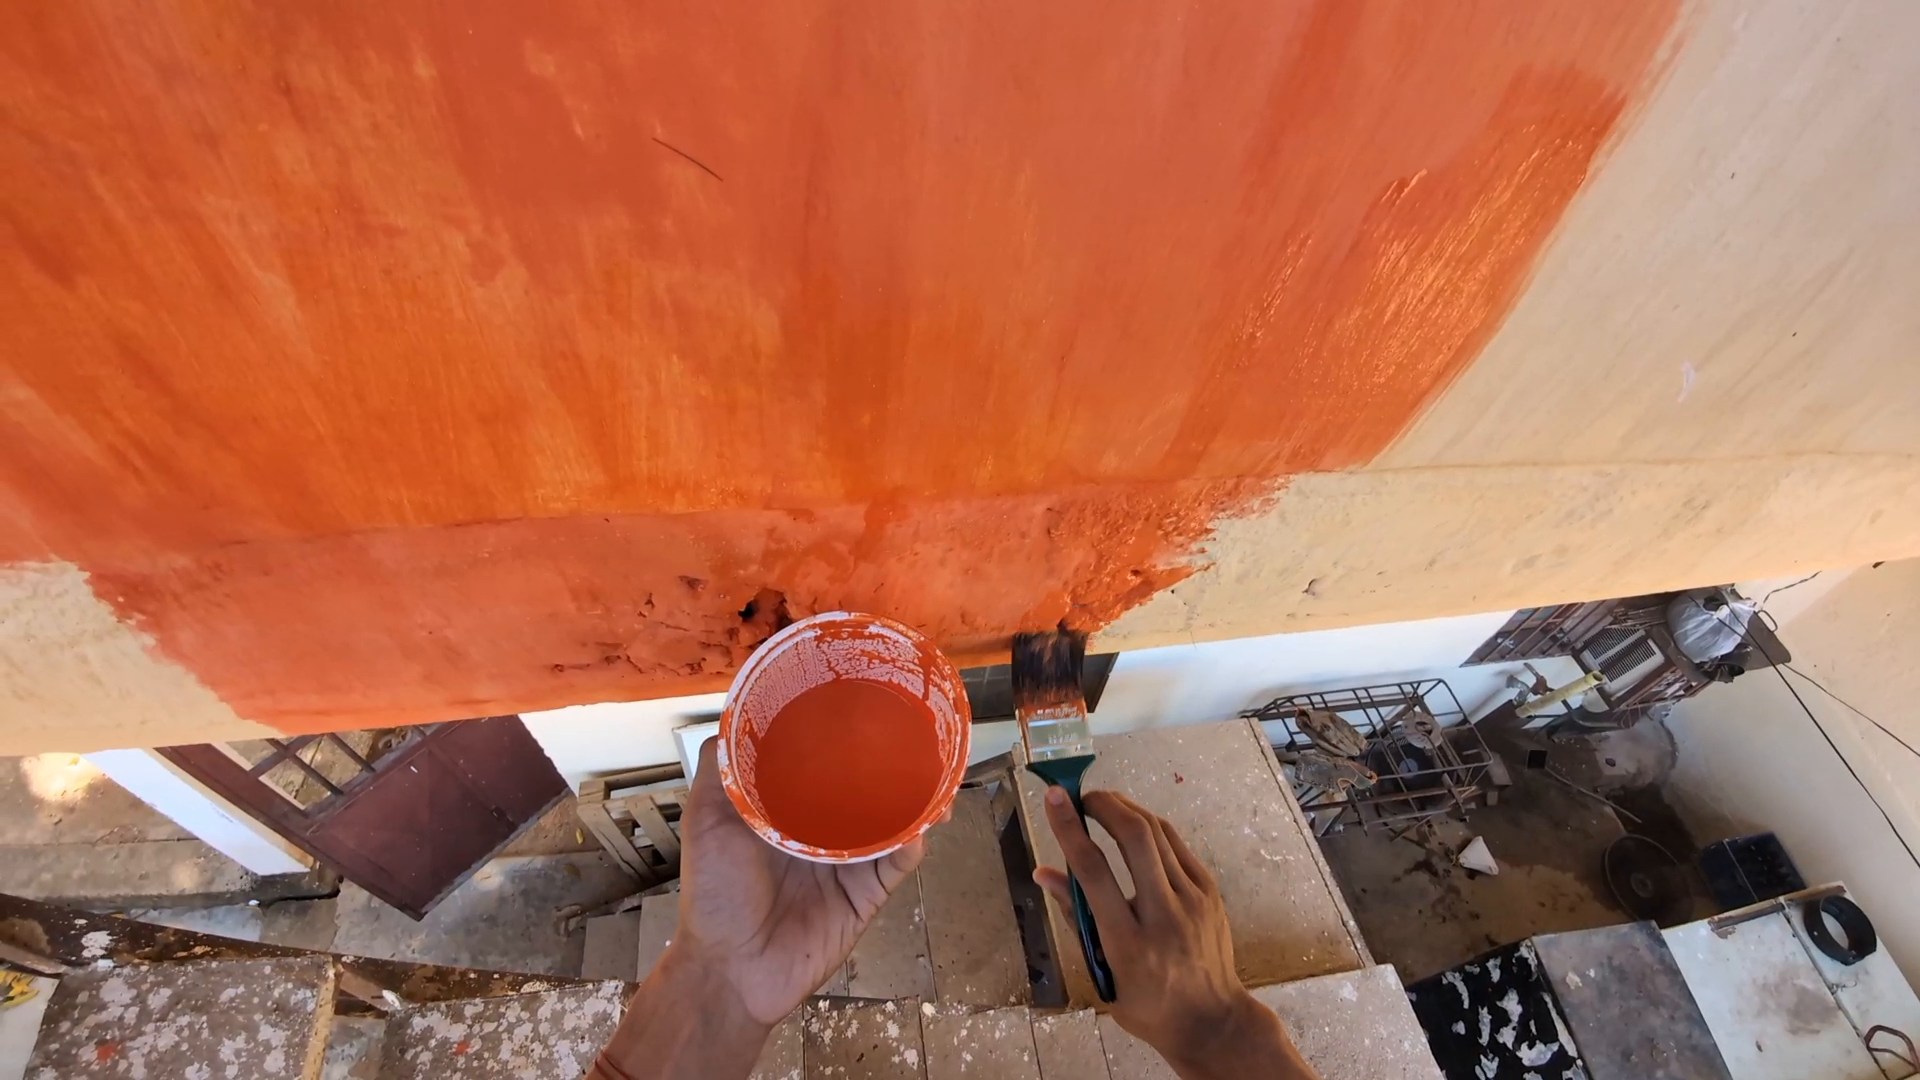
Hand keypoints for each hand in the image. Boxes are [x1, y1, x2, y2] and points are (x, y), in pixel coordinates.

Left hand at [674, 737, 926, 1024]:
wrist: (729, 970)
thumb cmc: (714, 895)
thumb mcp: (706, 821)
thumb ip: (718, 775)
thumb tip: (733, 721)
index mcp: (794, 810)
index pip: (829, 767)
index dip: (849, 741)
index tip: (868, 709)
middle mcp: (826, 831)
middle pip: (870, 791)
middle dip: (897, 768)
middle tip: (917, 741)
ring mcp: (849, 863)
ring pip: (894, 824)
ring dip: (919, 802)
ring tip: (936, 779)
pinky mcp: (866, 895)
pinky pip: (897, 864)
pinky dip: (913, 844)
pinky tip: (923, 825)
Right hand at [1035, 787, 1314, 1079]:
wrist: (1214, 1021)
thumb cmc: (1147, 1002)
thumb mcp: (1102, 972)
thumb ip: (1074, 916)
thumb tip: (1043, 871)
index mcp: (1129, 943)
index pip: (1094, 872)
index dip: (1069, 829)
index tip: (1054, 797)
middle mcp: (1164, 915)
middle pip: (1135, 838)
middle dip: (1104, 804)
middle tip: (1082, 797)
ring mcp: (1193, 900)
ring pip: (1157, 831)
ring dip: (1125, 807)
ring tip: (1103, 803)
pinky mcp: (1210, 890)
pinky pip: (1175, 842)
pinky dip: (1148, 824)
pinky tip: (1133, 823)